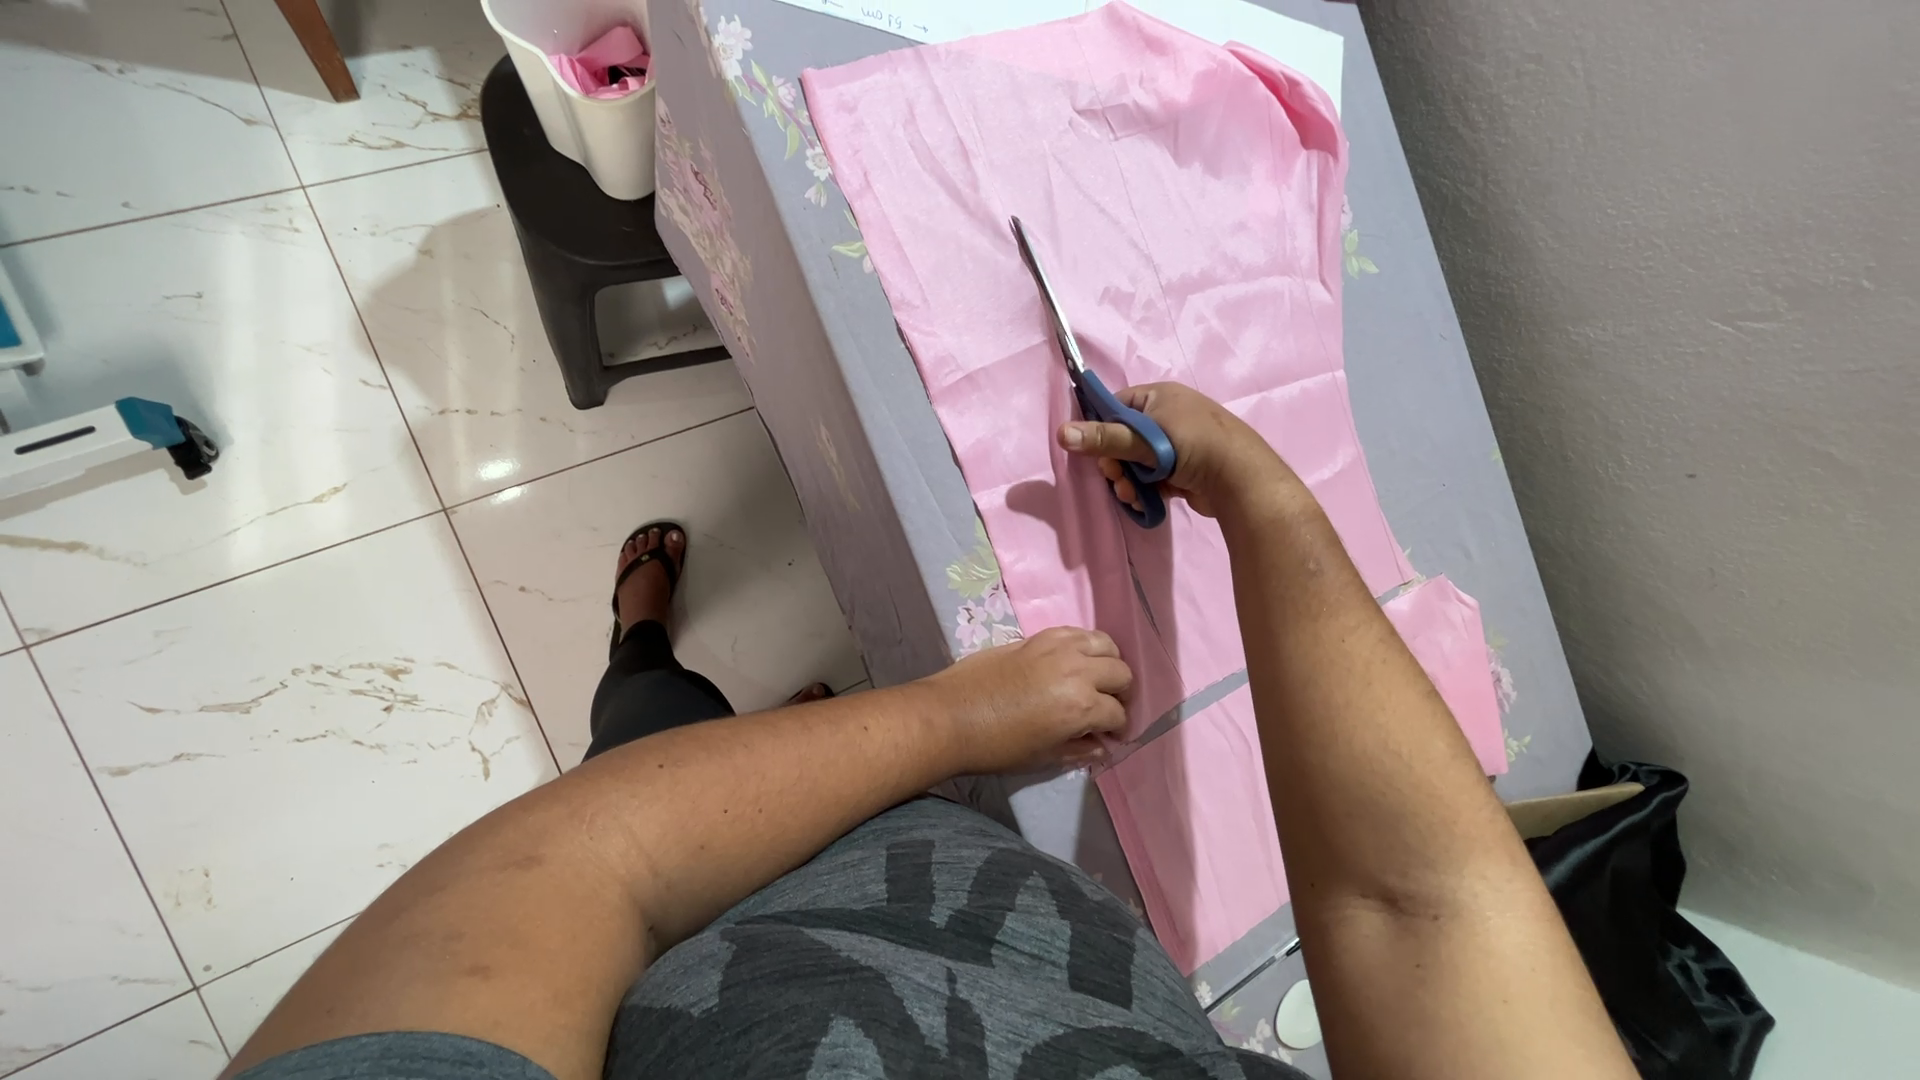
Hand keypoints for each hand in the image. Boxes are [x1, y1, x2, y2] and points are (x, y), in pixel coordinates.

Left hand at [922, 626, 1131, 773]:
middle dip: (1120, 694)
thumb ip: (1079, 750)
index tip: (1110, 736)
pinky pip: (1076, 632)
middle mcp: (1078, 671)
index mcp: (1082, 706)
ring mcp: (1058, 648)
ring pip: (1105, 644)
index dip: (1117, 728)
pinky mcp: (1039, 636)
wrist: (951, 715)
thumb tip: (1102, 745)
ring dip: (1107, 663)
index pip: (1118, 714)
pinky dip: (1084, 645)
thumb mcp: (1044, 757)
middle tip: (1106, 707)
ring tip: (1095, 679)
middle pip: (1121, 673)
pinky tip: (1073, 661)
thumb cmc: (997, 746)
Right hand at [1058, 382, 1296, 518]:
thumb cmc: (1193, 448)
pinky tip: (1144, 502)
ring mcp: (1178, 444)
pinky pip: (1153, 477)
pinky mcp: (1184, 470)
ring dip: (1128, 481)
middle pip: (1124, 440)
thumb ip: (1104, 439)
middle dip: (1116, 463)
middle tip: (1117, 478)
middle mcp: (1168, 416)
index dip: (1102, 430)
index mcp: (1160, 397)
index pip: (1117, 408)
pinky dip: (1146, 490)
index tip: (1095, 452)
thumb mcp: (1145, 440)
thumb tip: (1061, 433)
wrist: (1241, 481)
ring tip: (1132, 494)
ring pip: (1137, 463)